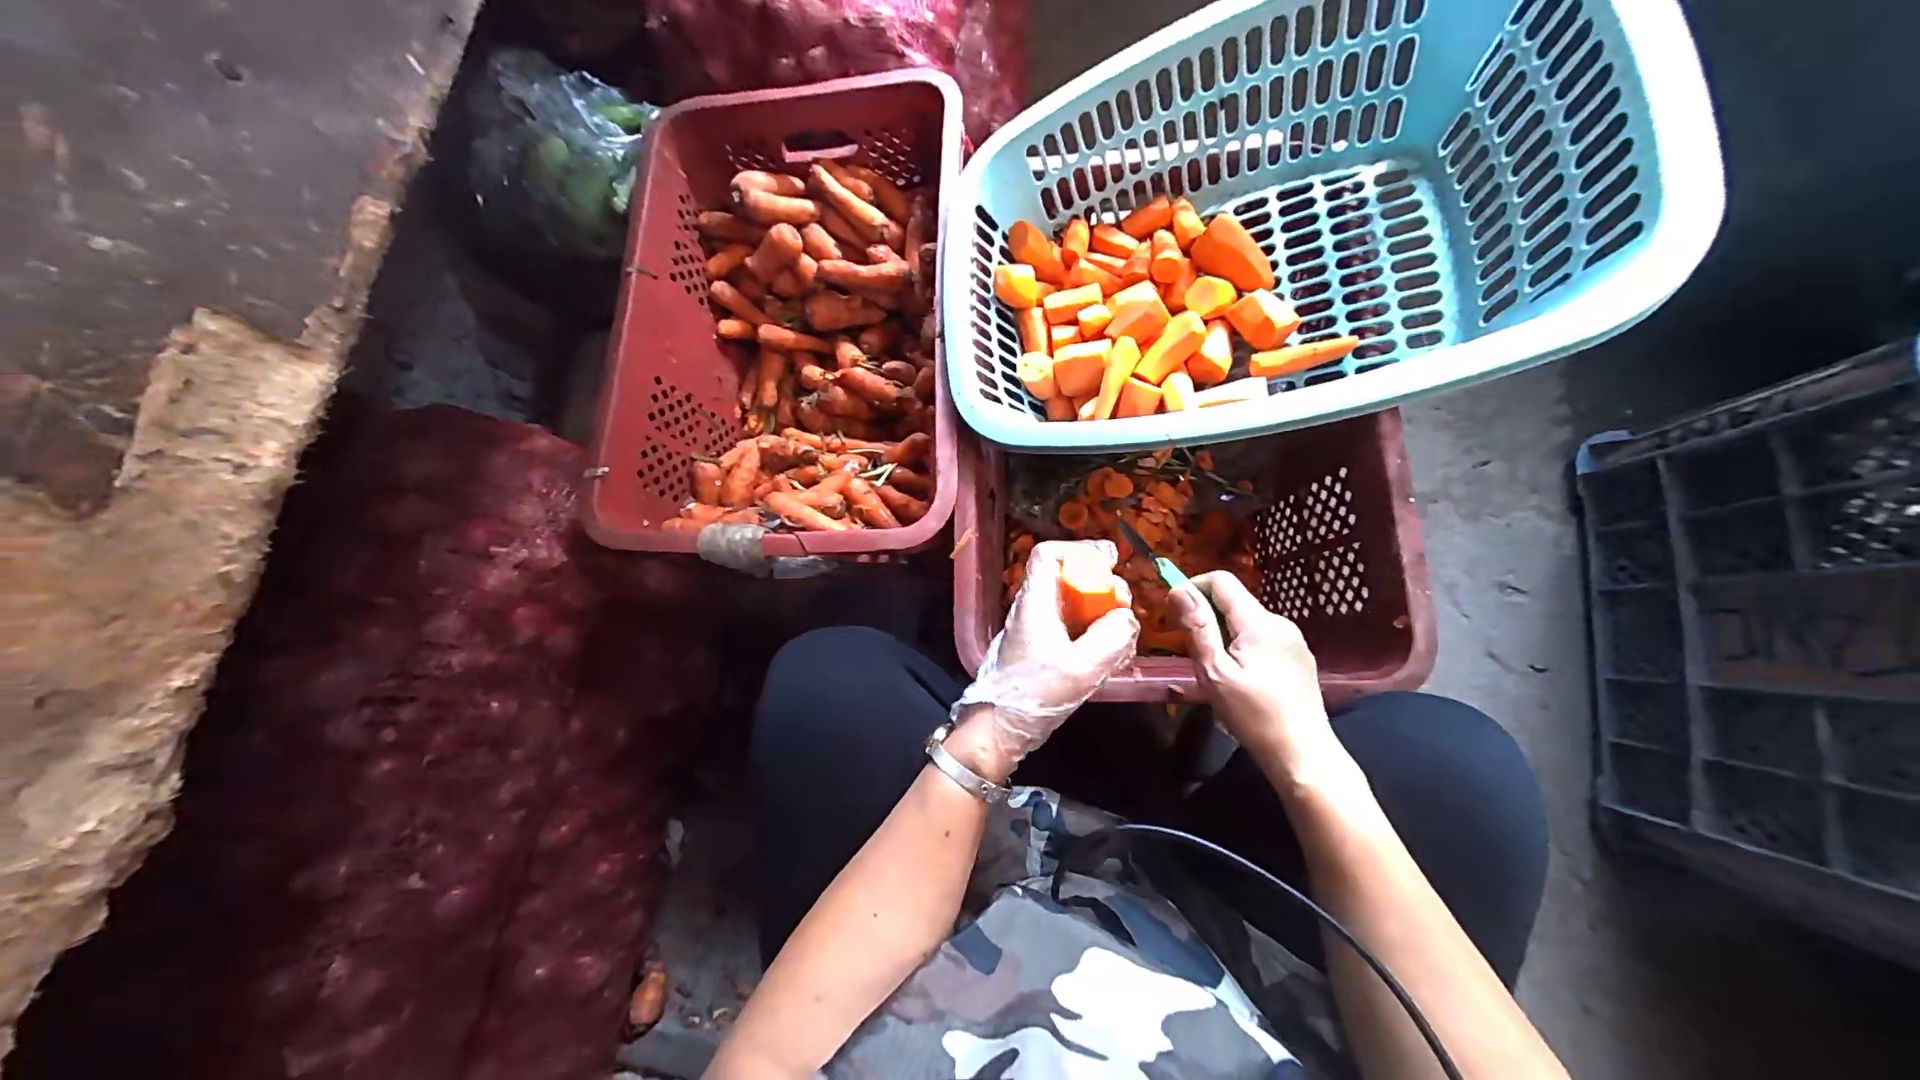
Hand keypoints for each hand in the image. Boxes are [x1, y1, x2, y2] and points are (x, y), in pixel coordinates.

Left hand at [951, 540, 1139, 775]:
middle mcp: (1035, 609)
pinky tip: (1113, 657)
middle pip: (1069, 578)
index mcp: (1035, 602)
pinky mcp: (1044, 650)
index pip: (1048, 554)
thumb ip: (1110, 638)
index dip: (1080, 550)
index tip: (1110, 562)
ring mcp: (1039, 630)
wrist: (997, 730)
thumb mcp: (1080, 668)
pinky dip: (1096, 635)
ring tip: (1123, 637)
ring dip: (1102, 615)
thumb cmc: (1033, 695)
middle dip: (1101, 587)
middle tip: (1123, 609)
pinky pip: (1074, 630)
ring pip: (1075, 606)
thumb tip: (1126, 617)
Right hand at [1170, 571, 1352, 788]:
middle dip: (1206, 615)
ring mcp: (1293, 639)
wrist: (1303, 755)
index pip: (1221, 580)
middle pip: (1234, 600)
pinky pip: (1262, 637)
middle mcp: (1280, 622)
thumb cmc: (1253, 716)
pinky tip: (1240, 678)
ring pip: (1246, 620)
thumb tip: (1178, 589)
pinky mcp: (1298, 657)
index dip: (1193, 587)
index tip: (1175, 613)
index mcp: (1259, 622)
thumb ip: (1197, 627)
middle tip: (1191, 650)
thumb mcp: (1214, 672)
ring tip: (1214, 669)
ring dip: (1223, 633)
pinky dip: (1242, 645)